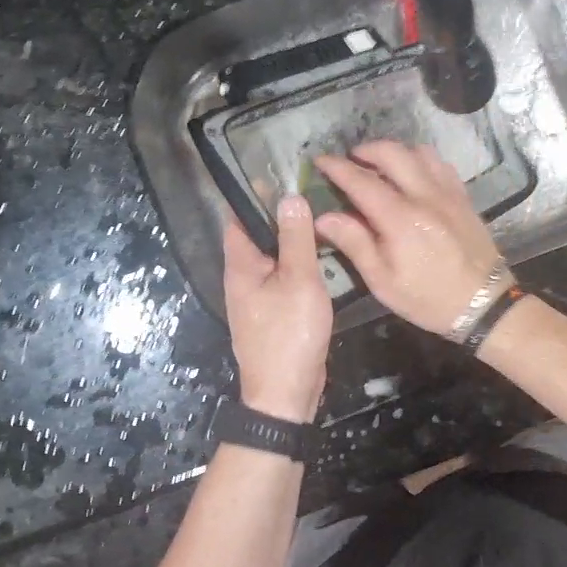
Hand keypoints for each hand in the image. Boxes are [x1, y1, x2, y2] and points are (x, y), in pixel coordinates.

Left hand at [222, 196, 331, 423]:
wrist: (285, 393)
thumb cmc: (289, 334)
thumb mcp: (298, 281)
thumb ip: (295, 239)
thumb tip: (290, 198)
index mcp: (240, 266)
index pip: (239, 218)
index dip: (256, 194)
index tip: (284, 173)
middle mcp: (243, 279)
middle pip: (259, 237)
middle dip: (282, 216)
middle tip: (317, 194)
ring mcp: (258, 299)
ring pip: (275, 260)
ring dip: (295, 242)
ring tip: (327, 222)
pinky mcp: (275, 315)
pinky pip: (286, 280)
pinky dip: (302, 266)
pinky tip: (327, 261)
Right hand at [311, 141, 502, 335]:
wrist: (483, 303)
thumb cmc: (428, 298)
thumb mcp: (383, 281)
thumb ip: (354, 244)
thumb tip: (323, 218)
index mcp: (400, 219)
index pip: (361, 181)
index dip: (337, 168)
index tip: (320, 161)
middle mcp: (425, 196)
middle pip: (392, 153)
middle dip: (366, 150)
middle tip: (350, 160)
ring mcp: (448, 193)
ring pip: (419, 152)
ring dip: (395, 152)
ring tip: (380, 165)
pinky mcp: (463, 197)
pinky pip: (440, 164)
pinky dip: (421, 160)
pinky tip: (413, 174)